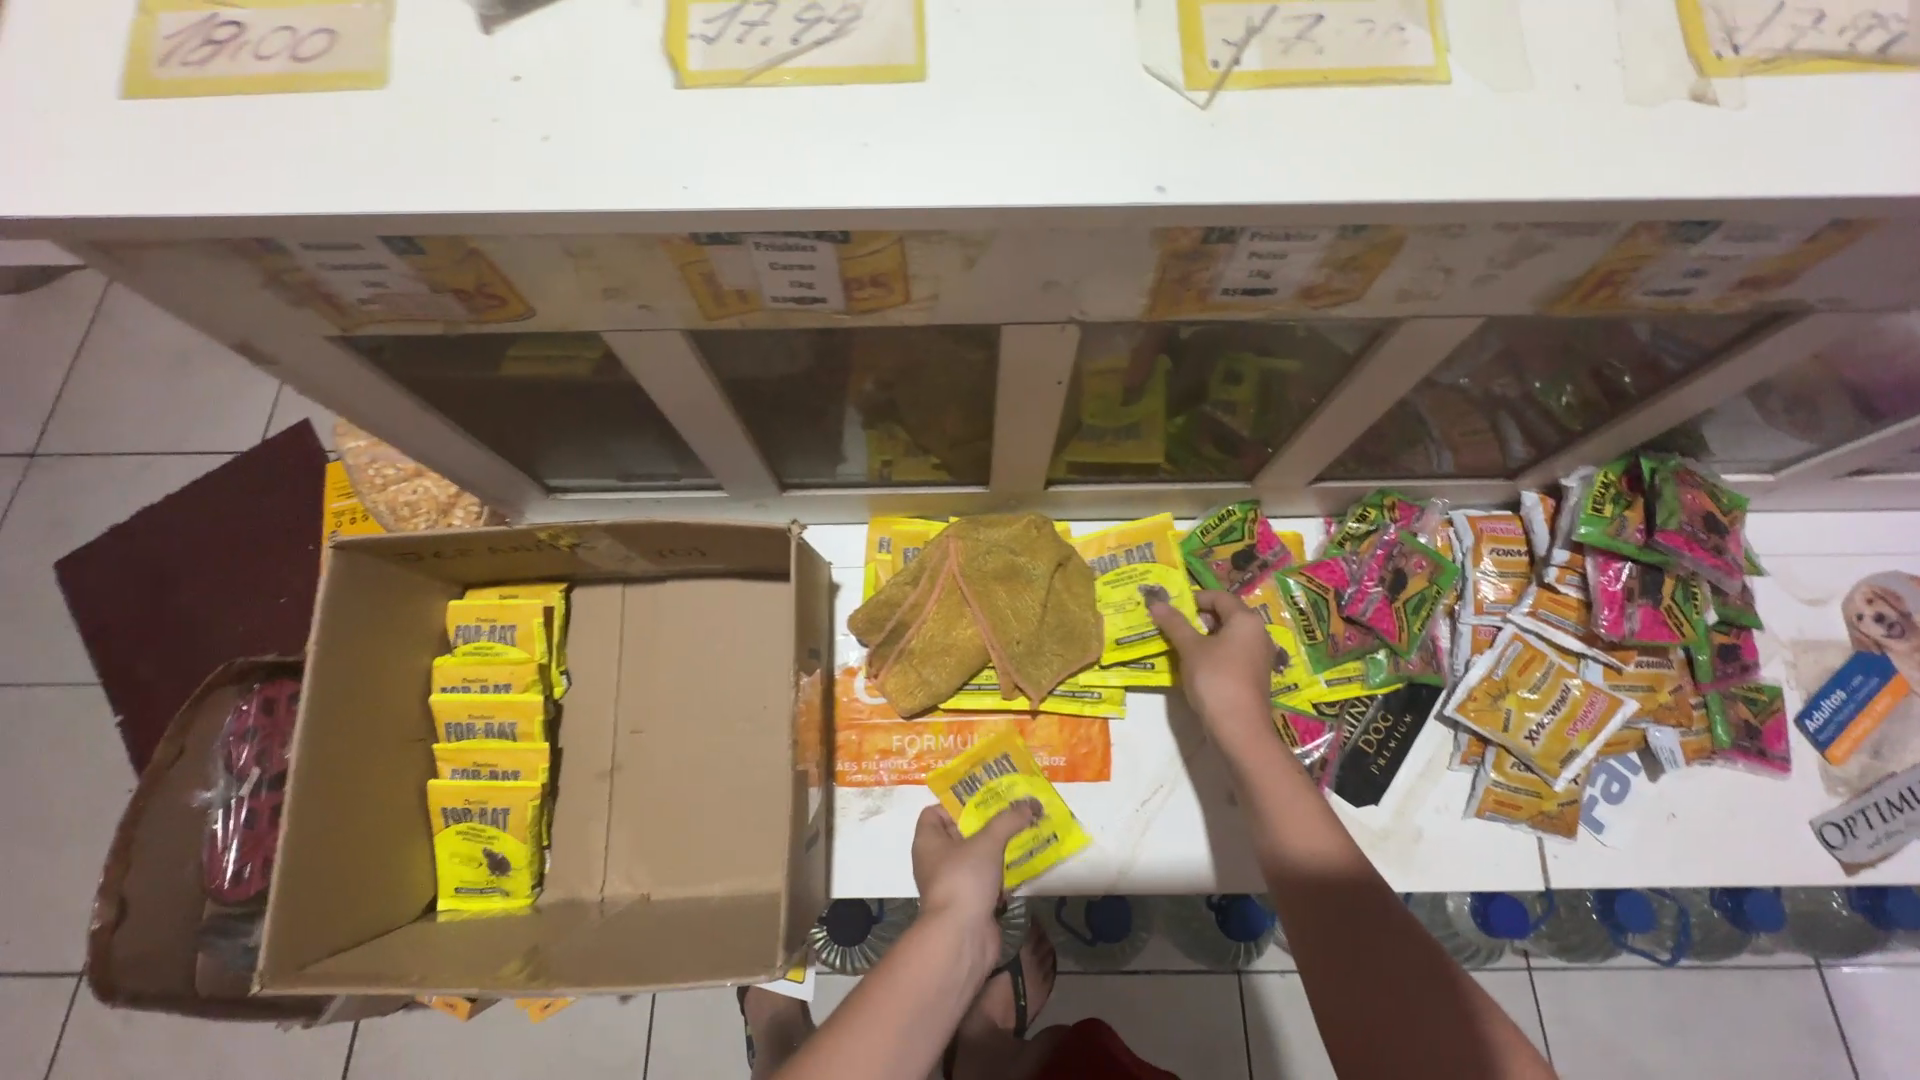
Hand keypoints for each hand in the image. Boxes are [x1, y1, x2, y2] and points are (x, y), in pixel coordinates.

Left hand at [911, 800, 1036, 966]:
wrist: (962, 937)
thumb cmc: (964, 880)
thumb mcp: (987, 842)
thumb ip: (1008, 820)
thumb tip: (1031, 803)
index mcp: (928, 841)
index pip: (935, 812)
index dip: (956, 804)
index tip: (983, 799)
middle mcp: (936, 860)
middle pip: (960, 834)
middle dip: (986, 824)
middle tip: (1012, 812)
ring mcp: (953, 883)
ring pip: (977, 858)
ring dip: (998, 848)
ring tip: (1023, 832)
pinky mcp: (970, 903)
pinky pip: (987, 880)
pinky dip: (1003, 873)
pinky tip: (1024, 863)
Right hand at [1149, 589, 1276, 751]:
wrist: (1239, 727)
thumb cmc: (1215, 679)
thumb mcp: (1190, 648)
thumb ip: (1174, 623)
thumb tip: (1155, 602)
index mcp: (1246, 620)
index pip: (1220, 596)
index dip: (1195, 598)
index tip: (1172, 609)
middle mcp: (1258, 633)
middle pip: (1226, 615)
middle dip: (1198, 618)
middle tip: (1174, 627)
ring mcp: (1259, 656)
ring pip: (1229, 636)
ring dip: (1205, 637)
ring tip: (1182, 647)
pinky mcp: (1254, 675)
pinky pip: (1233, 654)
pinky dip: (1215, 653)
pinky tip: (1197, 667)